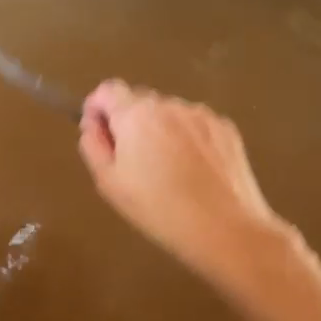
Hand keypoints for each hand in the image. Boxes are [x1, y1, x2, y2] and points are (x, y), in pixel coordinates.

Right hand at [78, 80, 286, 275]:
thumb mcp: (109, 183)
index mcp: (135, 115)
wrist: (226, 230)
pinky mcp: (226, 128)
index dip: (97, 108)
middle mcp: (168, 105)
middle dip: (129, 123)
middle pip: (138, 101)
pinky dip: (187, 138)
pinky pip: (194, 124)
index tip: (100, 135)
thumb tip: (93, 125)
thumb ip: (93, 145)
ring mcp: (201, 115)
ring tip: (168, 169)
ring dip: (160, 130)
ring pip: (168, 113)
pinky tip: (194, 170)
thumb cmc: (158, 209)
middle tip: (133, 162)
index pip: (107, 90)